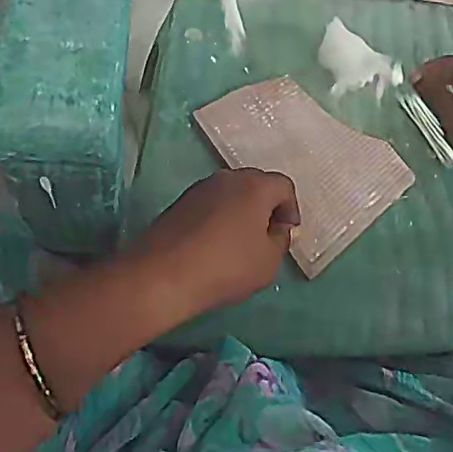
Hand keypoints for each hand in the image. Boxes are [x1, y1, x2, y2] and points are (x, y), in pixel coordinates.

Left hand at [125, 168, 298, 318]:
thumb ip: (280, 239)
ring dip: (240, 210)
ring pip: (231, 193)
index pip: (283, 186)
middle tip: (266, 235)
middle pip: (256, 184)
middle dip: (265, 206)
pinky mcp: (180, 201)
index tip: (286, 232)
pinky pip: (211, 203)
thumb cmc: (225, 266)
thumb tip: (276, 227)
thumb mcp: (268, 261)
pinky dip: (219, 216)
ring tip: (238, 242)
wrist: (162, 274)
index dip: (290, 208)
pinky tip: (214, 243)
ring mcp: (200, 187)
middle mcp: (228, 178)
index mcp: (255, 186)